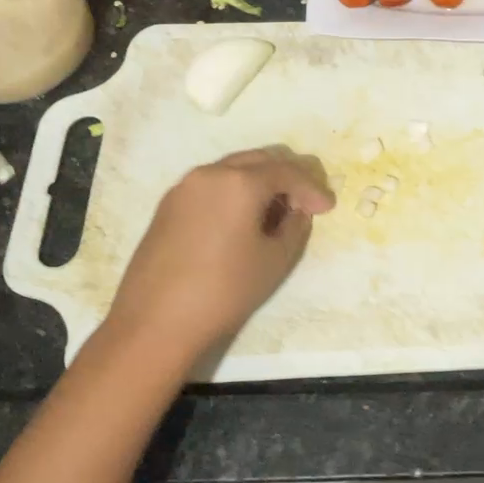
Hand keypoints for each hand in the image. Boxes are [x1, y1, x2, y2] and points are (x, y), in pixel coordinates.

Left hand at [100, 145, 334, 357]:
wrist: (155, 322)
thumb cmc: (224, 291)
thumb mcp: (275, 260)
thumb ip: (295, 226)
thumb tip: (296, 211)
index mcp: (239, 182)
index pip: (287, 172)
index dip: (312, 188)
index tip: (328, 208)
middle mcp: (210, 173)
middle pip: (260, 160)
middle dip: (288, 176)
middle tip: (307, 201)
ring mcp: (184, 187)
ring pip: (234, 168)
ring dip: (261, 181)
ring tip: (278, 210)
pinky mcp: (169, 205)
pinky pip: (213, 184)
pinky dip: (236, 190)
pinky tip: (245, 218)